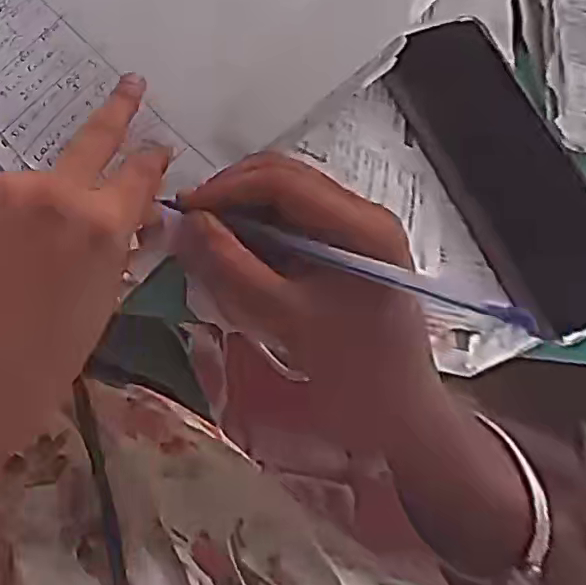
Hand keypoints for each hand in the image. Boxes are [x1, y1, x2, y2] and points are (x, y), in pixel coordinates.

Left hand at [0, 74, 170, 466]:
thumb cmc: (45, 357)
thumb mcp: (102, 301)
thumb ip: (116, 248)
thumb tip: (127, 218)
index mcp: (104, 225)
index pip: (138, 175)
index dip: (150, 160)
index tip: (157, 147)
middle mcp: (59, 192)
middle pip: (95, 138)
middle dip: (118, 109)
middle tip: (132, 83)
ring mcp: (11, 186)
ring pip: (41, 181)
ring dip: (45, 202)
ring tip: (27, 254)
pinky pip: (4, 196)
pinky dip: (9, 216)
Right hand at [175, 153, 446, 452]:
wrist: (399, 410)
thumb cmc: (348, 367)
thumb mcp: (280, 313)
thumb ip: (230, 263)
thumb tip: (188, 221)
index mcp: (362, 228)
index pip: (282, 182)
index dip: (226, 188)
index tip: (187, 209)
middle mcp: (363, 212)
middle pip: (282, 174)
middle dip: (229, 190)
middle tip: (191, 217)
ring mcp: (355, 221)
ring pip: (282, 187)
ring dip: (239, 202)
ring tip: (207, 229)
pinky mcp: (343, 235)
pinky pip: (288, 209)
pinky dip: (254, 218)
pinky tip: (234, 242)